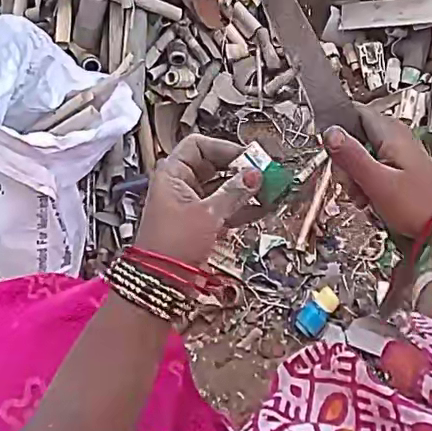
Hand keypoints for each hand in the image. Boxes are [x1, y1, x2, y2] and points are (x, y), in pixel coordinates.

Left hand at [136, 135, 259, 265]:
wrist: (160, 284)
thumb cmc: (174, 244)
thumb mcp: (208, 214)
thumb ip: (234, 192)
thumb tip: (255, 174)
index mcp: (173, 173)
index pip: (199, 146)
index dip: (224, 148)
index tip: (248, 157)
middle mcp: (181, 184)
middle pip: (215, 166)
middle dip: (241, 170)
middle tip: (265, 174)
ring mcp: (192, 204)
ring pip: (223, 188)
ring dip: (246, 189)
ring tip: (270, 191)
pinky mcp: (202, 223)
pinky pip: (226, 207)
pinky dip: (243, 207)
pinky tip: (264, 208)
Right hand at [323, 106, 431, 239]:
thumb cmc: (416, 205)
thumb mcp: (377, 181)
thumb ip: (351, 155)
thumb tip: (330, 132)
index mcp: (390, 131)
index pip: (352, 113)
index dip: (338, 133)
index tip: (336, 155)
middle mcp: (394, 135)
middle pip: (353, 137)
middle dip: (346, 163)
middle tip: (353, 185)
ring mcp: (396, 149)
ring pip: (359, 154)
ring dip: (355, 176)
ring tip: (364, 195)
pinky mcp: (397, 165)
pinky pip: (370, 166)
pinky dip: (366, 182)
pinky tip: (371, 197)